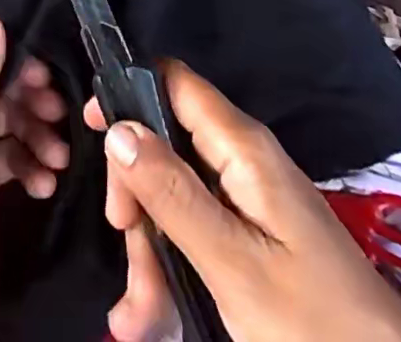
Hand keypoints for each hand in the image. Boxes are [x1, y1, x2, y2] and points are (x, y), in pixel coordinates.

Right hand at [84, 61, 400, 341]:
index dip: (132, 92)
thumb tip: (119, 128)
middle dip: (138, 196)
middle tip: (125, 242)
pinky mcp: (248, 231)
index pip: (178, 83)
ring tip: (142, 317)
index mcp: (242, 147)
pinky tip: (152, 317)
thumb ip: (172, 192)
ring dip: (150, 249)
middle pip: (167, 146)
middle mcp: (242, 158)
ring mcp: (245, 196)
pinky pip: (195, 229)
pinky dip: (171, 266)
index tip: (92, 128)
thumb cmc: (308, 316)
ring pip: (175, 197)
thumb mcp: (229, 260)